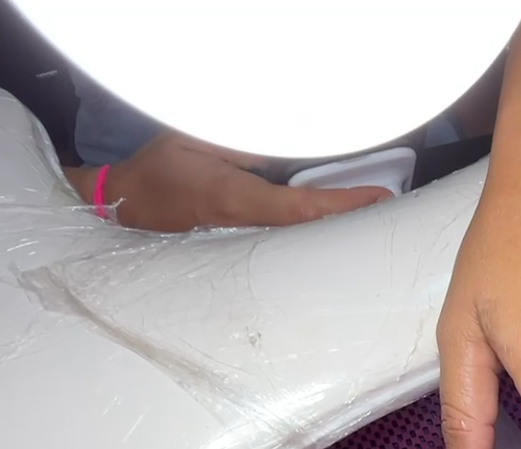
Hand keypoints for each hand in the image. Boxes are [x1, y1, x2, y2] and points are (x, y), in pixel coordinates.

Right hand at [72, 132, 390, 231]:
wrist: (132, 204)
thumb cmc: (159, 171)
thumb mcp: (195, 143)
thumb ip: (241, 147)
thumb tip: (283, 152)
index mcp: (240, 200)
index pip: (303, 206)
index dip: (343, 204)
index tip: (376, 198)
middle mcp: (251, 224)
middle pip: (313, 226)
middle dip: (351, 217)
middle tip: (389, 205)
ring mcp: (251, 233)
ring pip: (305, 230)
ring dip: (337, 220)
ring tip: (372, 208)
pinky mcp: (248, 233)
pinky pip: (292, 228)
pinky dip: (318, 219)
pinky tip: (335, 213)